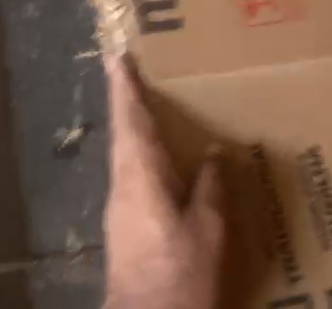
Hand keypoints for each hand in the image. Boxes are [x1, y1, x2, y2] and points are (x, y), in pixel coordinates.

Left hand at [103, 56, 225, 308]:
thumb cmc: (177, 274)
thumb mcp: (206, 230)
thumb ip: (210, 187)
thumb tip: (213, 152)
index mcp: (140, 175)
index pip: (130, 120)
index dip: (125, 87)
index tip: (118, 57)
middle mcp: (122, 184)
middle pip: (123, 133)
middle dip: (127, 101)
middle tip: (132, 73)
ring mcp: (119, 207)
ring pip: (125, 154)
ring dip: (132, 127)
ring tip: (148, 108)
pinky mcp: (123, 226)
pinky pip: (130, 175)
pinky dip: (140, 154)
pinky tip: (156, 162)